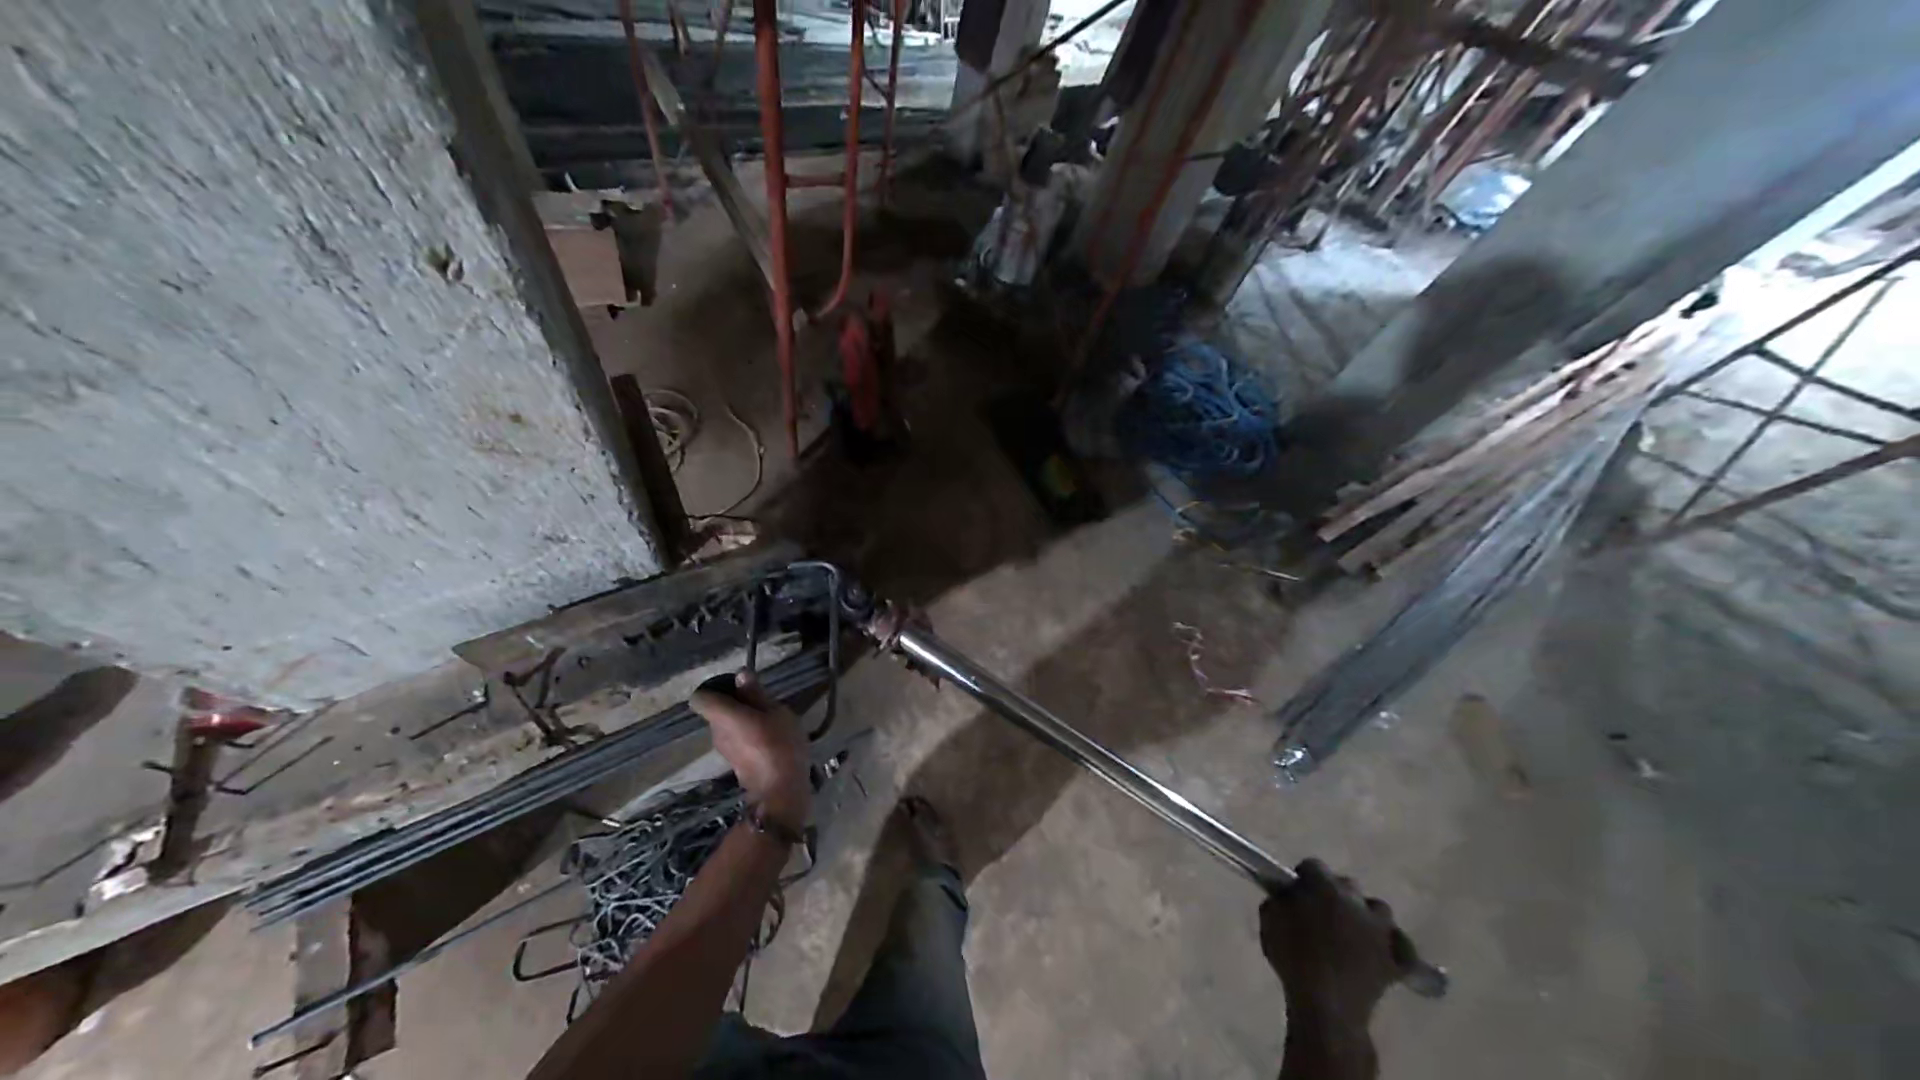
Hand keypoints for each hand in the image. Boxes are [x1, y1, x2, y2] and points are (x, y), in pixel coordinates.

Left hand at [689, 672, 810, 830]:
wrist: (781, 791)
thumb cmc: (781, 745)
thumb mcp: (776, 712)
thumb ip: (756, 694)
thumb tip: (740, 674)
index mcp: (723, 716)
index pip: (700, 698)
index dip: (714, 689)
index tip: (737, 687)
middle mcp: (716, 732)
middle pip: (716, 711)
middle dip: (735, 704)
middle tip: (762, 702)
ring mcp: (724, 750)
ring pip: (726, 726)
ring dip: (743, 720)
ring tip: (769, 721)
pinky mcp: (733, 762)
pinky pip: (735, 740)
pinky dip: (747, 735)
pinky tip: (769, 739)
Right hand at [1260, 859, 1405, 1030]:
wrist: (1326, 1003)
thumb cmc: (1292, 958)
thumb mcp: (1269, 921)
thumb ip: (1280, 901)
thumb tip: (1287, 896)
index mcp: (1323, 887)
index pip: (1313, 866)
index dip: (1304, 877)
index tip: (1296, 891)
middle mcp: (1355, 900)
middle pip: (1346, 885)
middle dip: (1334, 893)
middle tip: (1321, 913)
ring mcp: (1380, 929)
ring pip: (1377, 909)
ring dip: (1366, 915)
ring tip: (1354, 931)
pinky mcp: (1396, 958)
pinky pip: (1401, 946)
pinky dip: (1393, 947)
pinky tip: (1382, 953)